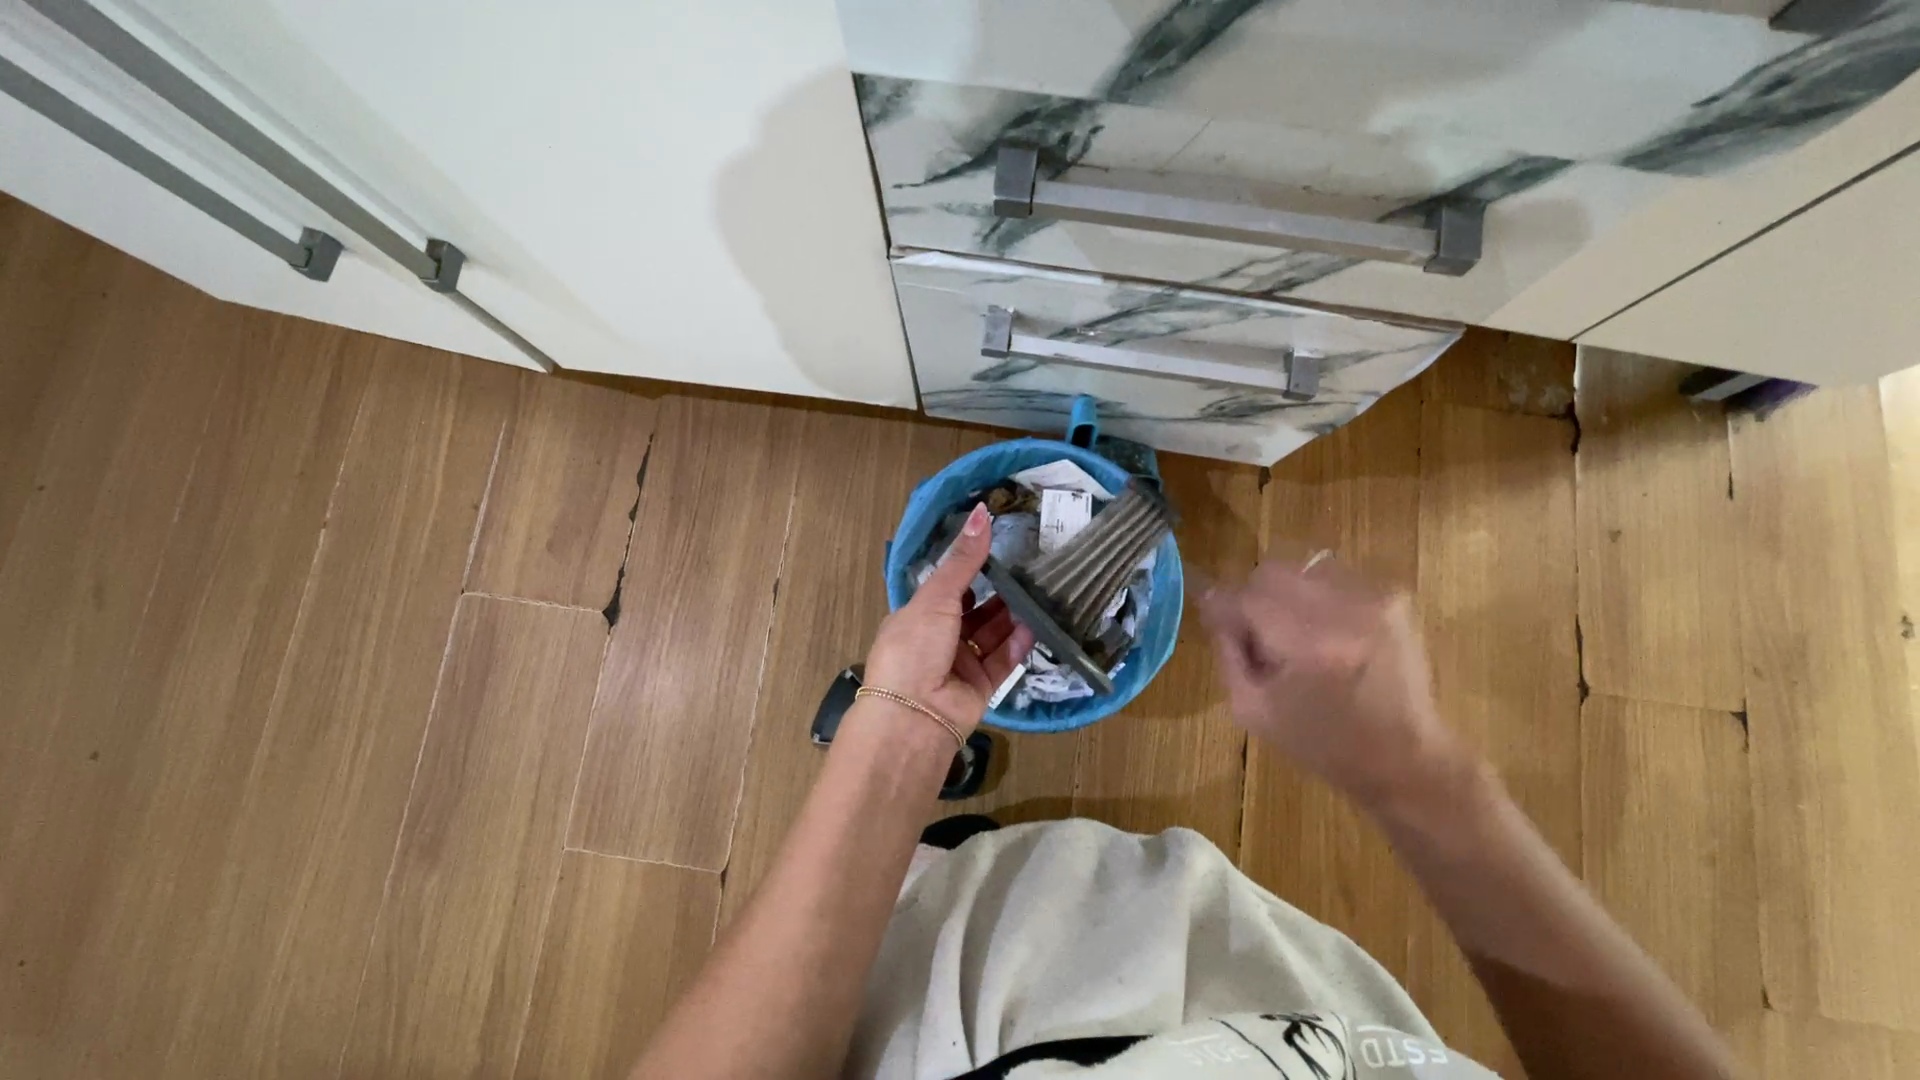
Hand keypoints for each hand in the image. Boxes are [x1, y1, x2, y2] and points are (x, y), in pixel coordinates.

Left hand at [863, 503, 1035, 735]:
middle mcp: (937, 640)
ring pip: (991, 634)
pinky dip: (1018, 643)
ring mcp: (959, 664)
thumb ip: (963, 560)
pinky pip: (1002, 659)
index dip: (970, 570)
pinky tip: (1036, 625)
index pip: (947, 588)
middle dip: (997, 593)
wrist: (913, 716)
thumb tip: (981, 511)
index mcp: (916, 617)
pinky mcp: (980, 686)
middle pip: (973, 611)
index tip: (999, 549)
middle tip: (1029, 571)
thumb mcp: (936, 597)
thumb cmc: (914, 648)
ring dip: (1011, 616)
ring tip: (1039, 593)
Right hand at [1198, 557, 1471, 812]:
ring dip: (1287, 596)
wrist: (1405, 759)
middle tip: (1259, 636)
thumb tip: (1214, 606)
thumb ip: (1227, 651)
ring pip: (1301, 569)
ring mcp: (1374, 598)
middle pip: (1272, 572)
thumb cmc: (1323, 744)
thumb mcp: (1252, 709)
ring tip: (1298, 636)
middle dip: (1255, 599)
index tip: (1215, 620)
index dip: (1223, 606)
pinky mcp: (1393, 597)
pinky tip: (1329, 635)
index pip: (1245, 597)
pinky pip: (1333, 578)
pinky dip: (1318, 599)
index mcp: (1309, 645)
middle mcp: (1345, 609)